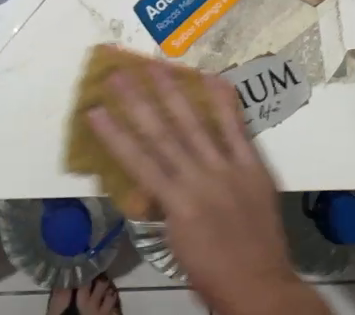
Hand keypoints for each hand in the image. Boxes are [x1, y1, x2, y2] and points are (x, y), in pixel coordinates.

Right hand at [87, 67, 326, 314]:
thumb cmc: (210, 272)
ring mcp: (227, 170)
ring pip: (195, 124)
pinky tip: (212, 78)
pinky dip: (224, 104)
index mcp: (175, 204)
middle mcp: (198, 180)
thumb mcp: (174, 242)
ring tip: (156, 66)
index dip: (114, 135)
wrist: (261, 289)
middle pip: (162, 134)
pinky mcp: (253, 167)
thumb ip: (165, 204)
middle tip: (118, 74)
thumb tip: (153, 175)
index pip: (137, 162)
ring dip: (173, 93)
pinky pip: (237, 130)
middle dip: (137, 102)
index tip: (94, 110)